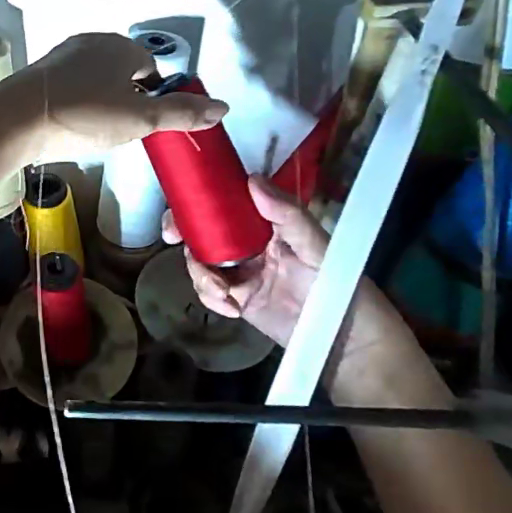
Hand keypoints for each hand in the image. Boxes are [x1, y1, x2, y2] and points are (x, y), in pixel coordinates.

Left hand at [0, 33, 226, 158]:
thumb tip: (223, 108)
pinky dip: (77, 102)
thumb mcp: (140, 120)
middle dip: (127, 99)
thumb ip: (181, 113)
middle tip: (119, 130)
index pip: (152, 69)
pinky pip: (72, 84)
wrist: (14, 121)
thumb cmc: (83, 116)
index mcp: (122, 47)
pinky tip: (71, 124)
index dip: (153, 98)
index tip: (143, 124)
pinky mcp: (41, 71)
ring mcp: (64, 54)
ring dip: (102, 101)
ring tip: (94, 130)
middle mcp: (93, 41)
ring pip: (97, 78)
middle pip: (125, 72)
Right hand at [163, 175, 326, 345]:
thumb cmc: (333, 277)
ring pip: (200, 262)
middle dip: (184, 233)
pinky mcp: (237, 298)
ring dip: (200, 274)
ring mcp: (239, 270)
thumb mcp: (313, 242)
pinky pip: (209, 292)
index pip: (226, 202)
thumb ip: (286, 213)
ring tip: (222, 292)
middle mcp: (247, 242)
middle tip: (172, 238)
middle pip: (203, 230)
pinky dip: (212, 298)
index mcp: (264, 221)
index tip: (180, 203)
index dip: (199, 199)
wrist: (339, 332)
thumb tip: (253, 181)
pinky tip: (232, 309)